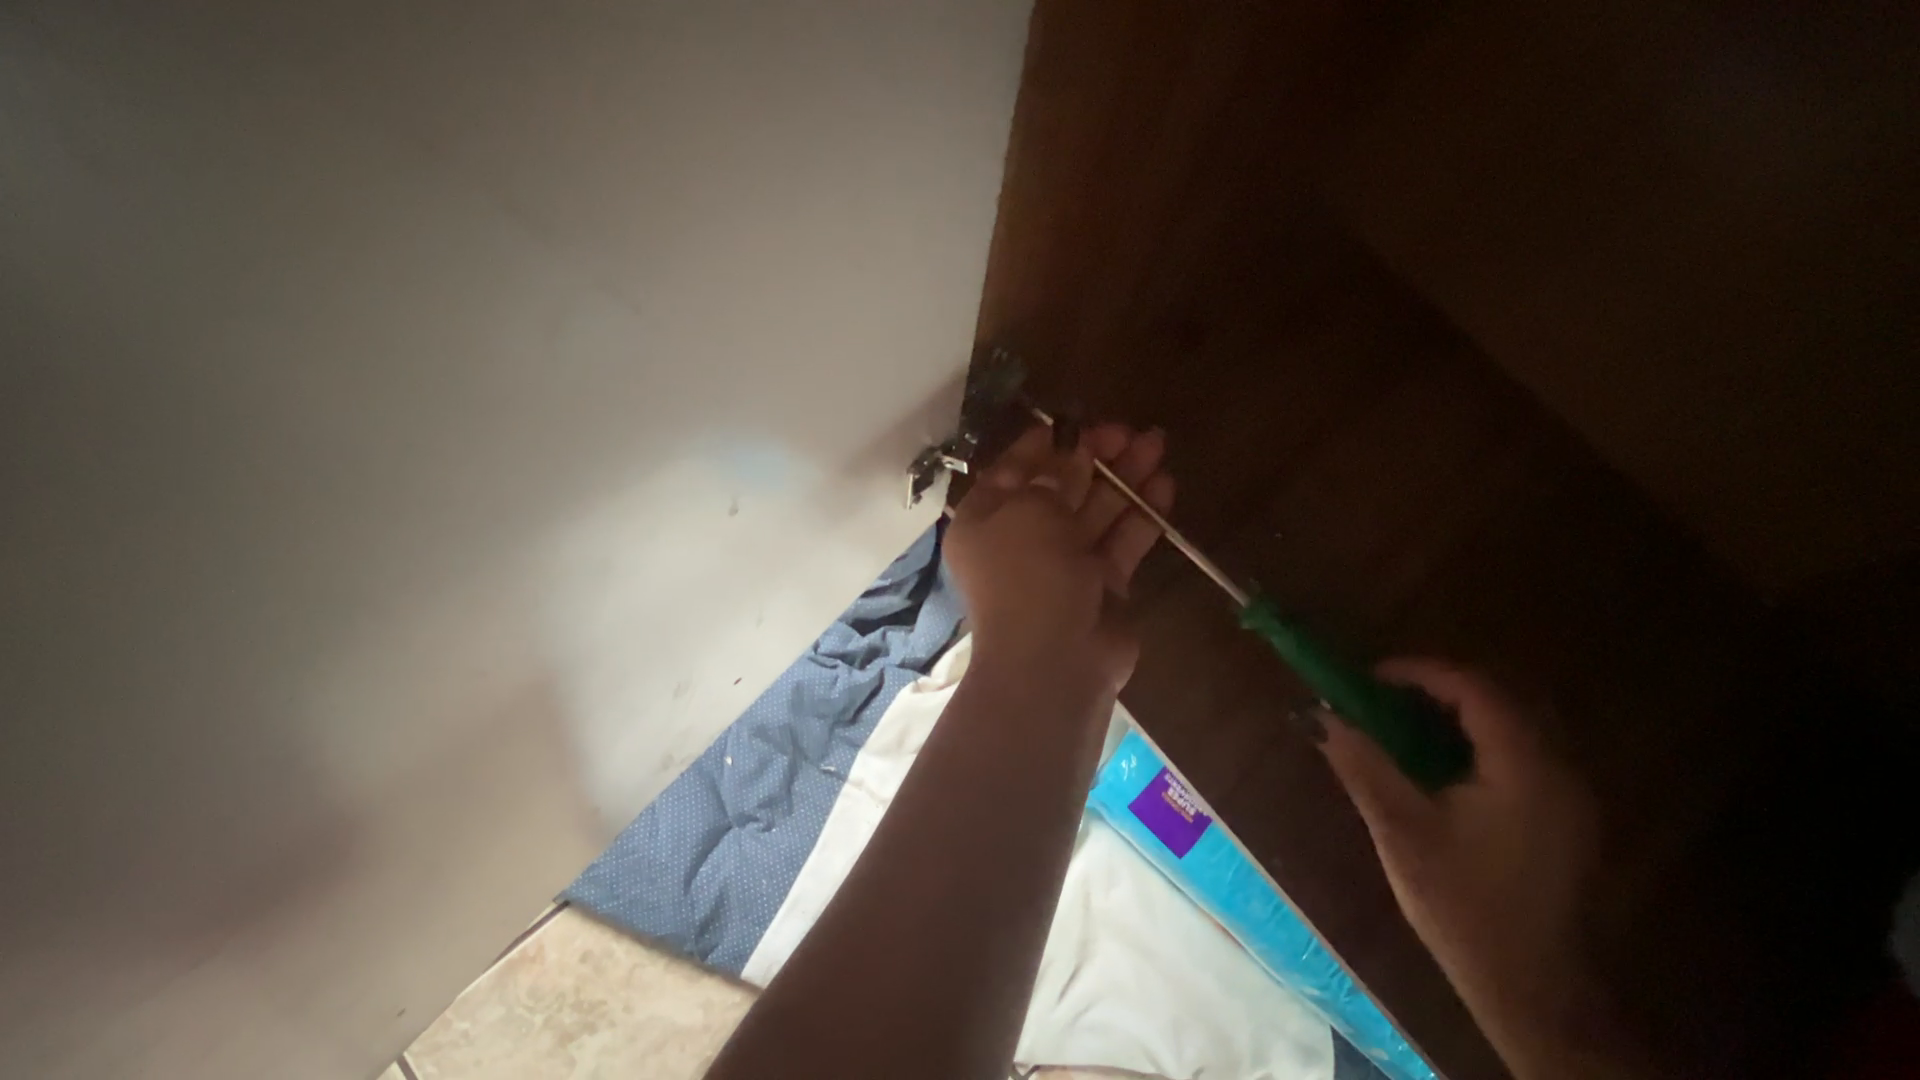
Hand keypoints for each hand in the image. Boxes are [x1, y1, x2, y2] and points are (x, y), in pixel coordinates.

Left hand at [945, 422, 1173, 691]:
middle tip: (1127, 430)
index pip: (1011, 472)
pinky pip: (1121, 542)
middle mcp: (1021, 540)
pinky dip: (1141, 515)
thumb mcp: (1029, 512)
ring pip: (1096, 512)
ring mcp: (1063, 564)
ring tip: (1157, 444)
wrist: (1053, 660)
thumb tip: (1070, 453)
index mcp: (985, 521)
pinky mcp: (1101, 585)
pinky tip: (1165, 486)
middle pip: (1060, 489)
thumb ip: (1053, 478)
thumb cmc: (1026, 575)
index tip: (1073, 422)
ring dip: (1125, 479)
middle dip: (1094, 457)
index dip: (1041, 446)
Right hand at [1317, 662, 1623, 1077]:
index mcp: (1524, 768)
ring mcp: (1568, 793)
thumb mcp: (1401, 832)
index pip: (1475, 690)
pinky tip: (1438, 765)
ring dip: (1456, 713)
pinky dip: (1475, 741)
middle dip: (1437, 687)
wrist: (1529, 986)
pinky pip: (1520, 752)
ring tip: (1402, 724)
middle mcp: (1558, 769)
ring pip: (1512, 725)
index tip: (1369, 677)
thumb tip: (1318, 715)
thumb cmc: (1460, 905)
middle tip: (1382, 696)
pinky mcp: (1563, 815)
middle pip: (1499, 699)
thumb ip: (1362, 765)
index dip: (1419, 672)